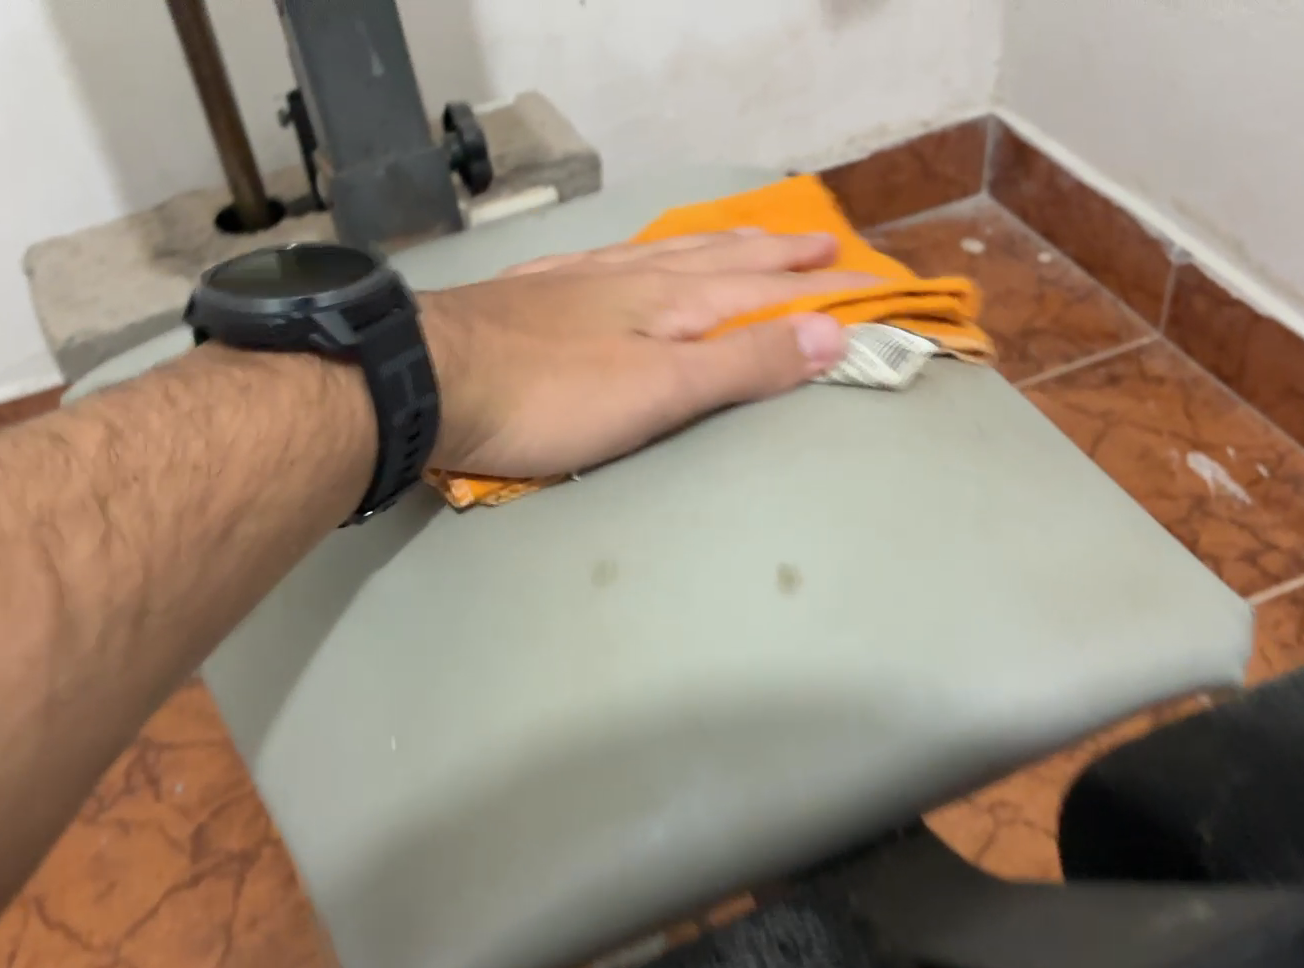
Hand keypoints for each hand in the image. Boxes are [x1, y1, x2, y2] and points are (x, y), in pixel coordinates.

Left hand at [419, 230, 878, 477]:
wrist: (433, 378)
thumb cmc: (553, 397)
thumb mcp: (662, 391)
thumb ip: (744, 363)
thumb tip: (833, 333)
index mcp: (676, 302)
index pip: (769, 289)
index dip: (822, 289)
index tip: (870, 282)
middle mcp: (638, 277)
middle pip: (725, 258)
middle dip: (779, 253)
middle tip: (824, 239)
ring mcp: (588, 279)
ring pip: (672, 251)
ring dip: (722, 244)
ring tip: (750, 234)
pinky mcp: (544, 291)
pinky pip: (614, 256)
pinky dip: (649, 249)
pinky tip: (637, 250)